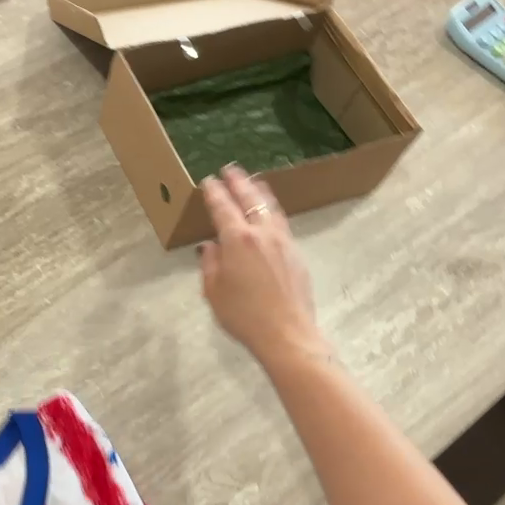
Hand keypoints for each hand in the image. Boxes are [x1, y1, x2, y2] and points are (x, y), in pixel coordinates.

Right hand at [198, 165, 328, 365]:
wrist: (287, 333)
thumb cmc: (243, 315)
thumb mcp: (214, 291)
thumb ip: (211, 264)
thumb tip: (211, 246)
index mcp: (237, 240)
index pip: (223, 208)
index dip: (214, 193)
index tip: (208, 181)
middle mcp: (262, 233)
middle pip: (250, 200)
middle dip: (239, 183)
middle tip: (231, 170)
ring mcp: (283, 242)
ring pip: (270, 208)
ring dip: (260, 192)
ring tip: (255, 182)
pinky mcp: (296, 254)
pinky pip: (282, 222)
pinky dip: (272, 210)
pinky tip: (270, 213)